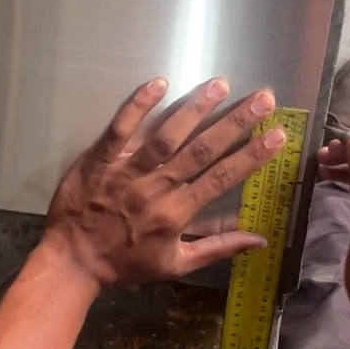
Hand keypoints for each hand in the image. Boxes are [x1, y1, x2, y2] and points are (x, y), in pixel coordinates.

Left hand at [43, 76, 286, 287]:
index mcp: (177, 214)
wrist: (72, 262)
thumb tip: (259, 240)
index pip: (222, 179)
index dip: (252, 156)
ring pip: (166, 136)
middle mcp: (156, 189)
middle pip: (201, 151)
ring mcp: (127, 171)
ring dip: (194, 109)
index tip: (277, 135)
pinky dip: (138, 105)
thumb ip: (217, 248)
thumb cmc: (125, 264)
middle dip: (235, 123)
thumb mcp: (175, 265)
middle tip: (262, 98)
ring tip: (220, 85)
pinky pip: (120, 129)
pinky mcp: (100, 159)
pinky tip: (159, 83)